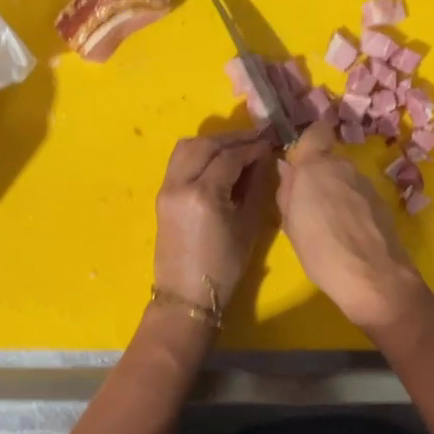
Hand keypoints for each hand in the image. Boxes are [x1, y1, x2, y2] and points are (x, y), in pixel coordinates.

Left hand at [154, 128, 275, 311]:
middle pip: (205, 144)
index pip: (230, 156)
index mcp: (204, 195)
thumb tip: (265, 159)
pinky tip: (218, 160)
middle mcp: (180, 185)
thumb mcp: (249, 226)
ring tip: (237, 147)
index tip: (271, 142)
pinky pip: (179, 161)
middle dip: (233, 138)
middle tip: (257, 138)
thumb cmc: (225, 266)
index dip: (252, 147)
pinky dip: (199, 153)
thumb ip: (257, 186)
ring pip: (187, 147)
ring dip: (213, 142)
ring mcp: (166, 188)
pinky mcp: (162, 194)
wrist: (187, 295)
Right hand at [276, 114, 433, 332]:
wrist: (374, 277)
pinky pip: (358, 194)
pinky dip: (351, 206)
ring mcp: (366, 183)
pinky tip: (347, 231)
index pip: (316, 131)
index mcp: (317, 166)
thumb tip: (287, 167)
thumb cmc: (321, 250)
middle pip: (329, 159)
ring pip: (344, 177)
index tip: (298, 161)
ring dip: (335, 191)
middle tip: (306, 203)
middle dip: (318, 174)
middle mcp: (344, 166)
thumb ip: (287, 190)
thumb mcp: (290, 224)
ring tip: (327, 223)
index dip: (308, 142)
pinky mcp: (382, 201)